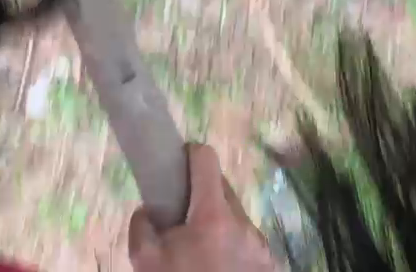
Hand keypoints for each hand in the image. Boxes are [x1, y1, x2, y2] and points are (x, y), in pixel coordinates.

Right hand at [128, 145, 276, 271]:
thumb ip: (143, 224)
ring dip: (219, 222)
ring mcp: (263, 249)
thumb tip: (151, 211)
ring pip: (237, 216)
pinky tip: (218, 267)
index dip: (188, 155)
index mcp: (214, 216)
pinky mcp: (272, 268)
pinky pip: (248, 242)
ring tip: (202, 251)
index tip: (176, 168)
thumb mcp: (145, 261)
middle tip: (183, 217)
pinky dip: (233, 245)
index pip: (206, 157)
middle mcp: (245, 226)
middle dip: (202, 194)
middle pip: (222, 187)